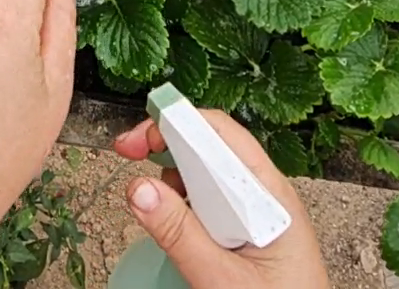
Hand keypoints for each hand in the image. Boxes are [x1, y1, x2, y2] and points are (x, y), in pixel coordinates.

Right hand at [114, 111, 329, 288]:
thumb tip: (138, 187)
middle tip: (128, 153)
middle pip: (210, 146)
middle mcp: (265, 196)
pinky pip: (210, 202)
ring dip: (173, 176)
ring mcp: (257, 215)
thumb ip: (180, 236)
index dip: (174, 124)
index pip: (219, 134)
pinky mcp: (247, 234)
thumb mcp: (223, 284)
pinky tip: (175, 226)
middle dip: (166, 143)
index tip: (136, 140)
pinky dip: (184, 202)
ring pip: (207, 173)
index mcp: (270, 196)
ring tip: (155, 205)